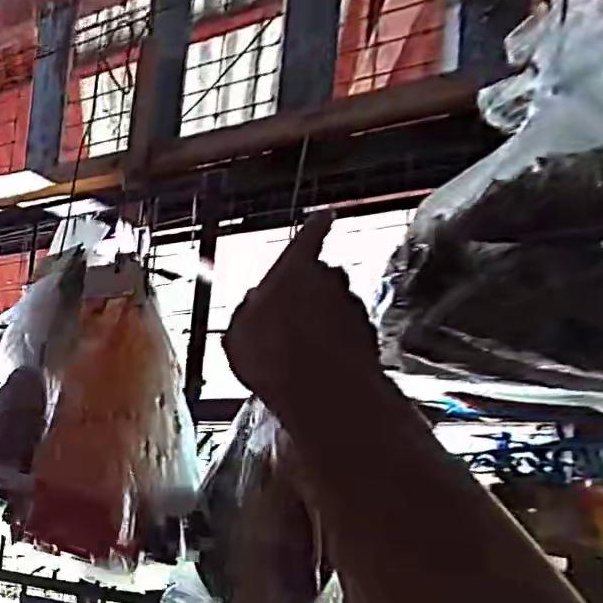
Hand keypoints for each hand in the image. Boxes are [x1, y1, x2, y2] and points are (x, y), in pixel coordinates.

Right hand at [224, 212, 382, 417]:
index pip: (310, 238)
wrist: (321, 386)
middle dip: (301, 287)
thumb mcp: (236, 332)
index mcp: (294, 273)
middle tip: (277, 310)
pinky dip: (325, 334)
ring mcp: (351, 305)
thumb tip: (254, 300)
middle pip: (317, 275)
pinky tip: (306, 355)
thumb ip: (246, 309)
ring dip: (313, 314)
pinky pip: (339, 325)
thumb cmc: (271, 354)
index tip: (323, 216)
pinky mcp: (365, 330)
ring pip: (329, 301)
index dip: (314, 227)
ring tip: (287, 341)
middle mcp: (329, 282)